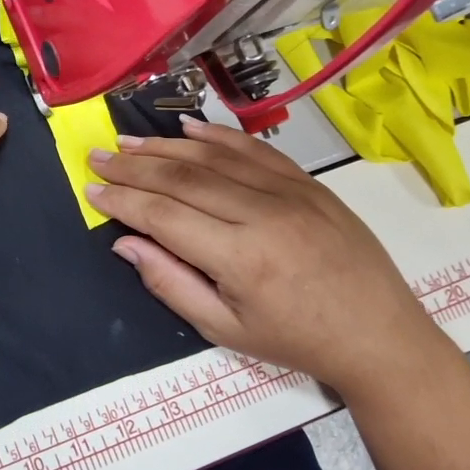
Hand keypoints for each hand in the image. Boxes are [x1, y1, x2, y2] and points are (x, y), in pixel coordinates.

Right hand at [84, 117, 451, 393]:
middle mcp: (264, 215)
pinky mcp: (309, 183)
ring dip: (165, 147)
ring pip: (214, 158)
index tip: (91, 191)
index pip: (164, 216)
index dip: (122, 201)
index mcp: (242, 259)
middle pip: (183, 179)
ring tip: (128, 143)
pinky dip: (217, 137)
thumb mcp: (225, 329)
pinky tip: (186, 129)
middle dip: (133, 168)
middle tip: (97, 157)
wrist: (378, 334)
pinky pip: (254, 150)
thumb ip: (170, 284)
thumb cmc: (295, 340)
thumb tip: (125, 244)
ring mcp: (291, 192)